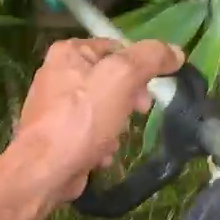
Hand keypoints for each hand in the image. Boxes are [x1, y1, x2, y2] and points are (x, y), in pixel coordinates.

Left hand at [9, 38, 184, 200]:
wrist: (45, 171)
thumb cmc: (81, 119)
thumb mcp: (121, 78)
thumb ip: (149, 59)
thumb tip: (175, 52)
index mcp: (69, 52)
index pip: (118, 48)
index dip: (140, 67)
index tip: (151, 89)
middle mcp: (58, 74)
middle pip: (112, 80)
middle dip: (128, 101)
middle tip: (137, 113)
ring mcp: (56, 106)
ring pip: (105, 109)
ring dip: (116, 126)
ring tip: (111, 139)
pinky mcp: (59, 134)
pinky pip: (92, 132)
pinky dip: (101, 143)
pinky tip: (100, 155)